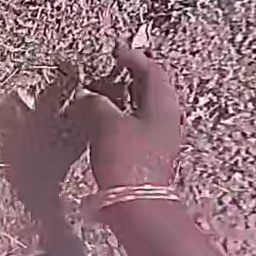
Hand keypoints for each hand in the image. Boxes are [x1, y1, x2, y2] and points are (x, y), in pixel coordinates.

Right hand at [67, 41, 182, 188]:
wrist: (137, 204)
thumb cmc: (125, 159)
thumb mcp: (106, 125)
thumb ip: (96, 104)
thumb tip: (88, 96)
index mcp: (162, 104)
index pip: (152, 71)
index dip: (133, 58)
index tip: (115, 52)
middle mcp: (168, 117)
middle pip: (153, 87)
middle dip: (132, 75)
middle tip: (111, 68)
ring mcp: (163, 136)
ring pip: (146, 105)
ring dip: (127, 95)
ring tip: (106, 91)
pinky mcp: (153, 151)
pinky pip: (140, 121)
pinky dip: (125, 112)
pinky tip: (109, 117)